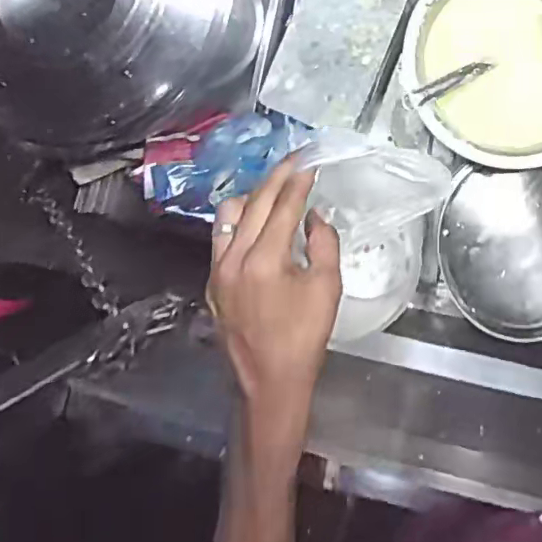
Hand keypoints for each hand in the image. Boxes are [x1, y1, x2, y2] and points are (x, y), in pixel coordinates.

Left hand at [207, 157, 341, 417]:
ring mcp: (217, 271)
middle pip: (254, 204)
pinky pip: (222, 236)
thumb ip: (323, 242)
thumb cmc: (305, 335)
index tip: (310, 163)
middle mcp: (233, 260)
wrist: (269, 381)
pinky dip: (241, 218)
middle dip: (276, 178)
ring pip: (229, 215)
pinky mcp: (212, 282)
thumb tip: (313, 215)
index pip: (282, 207)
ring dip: (254, 195)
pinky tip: (258, 219)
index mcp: (265, 261)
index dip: (298, 182)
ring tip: (275, 187)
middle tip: (295, 160)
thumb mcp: (328, 286)